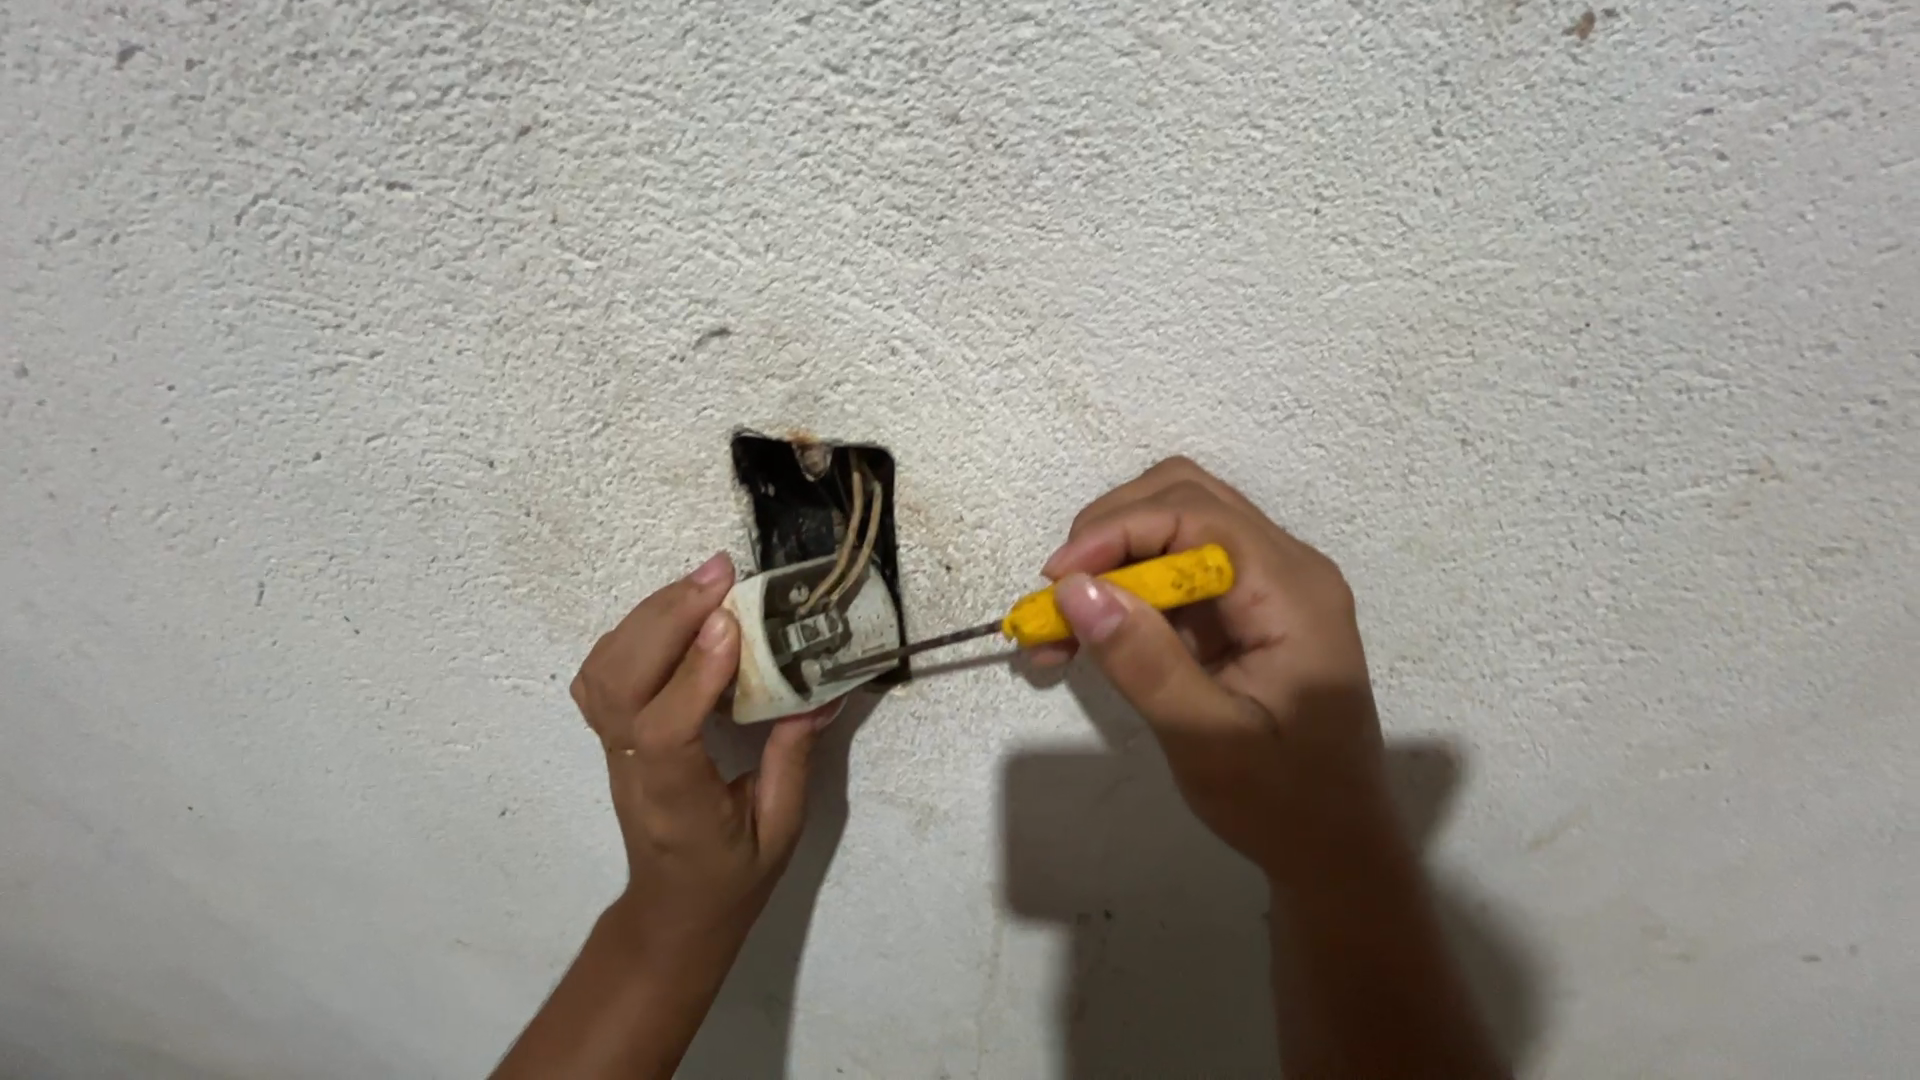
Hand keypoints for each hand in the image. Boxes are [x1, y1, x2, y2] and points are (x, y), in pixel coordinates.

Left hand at [570, 551, 836, 961]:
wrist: (672, 908)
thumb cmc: (731, 877)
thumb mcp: (781, 829)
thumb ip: (794, 759)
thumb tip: (821, 691)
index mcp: (678, 804)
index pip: (668, 732)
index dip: (694, 674)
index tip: (730, 623)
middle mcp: (633, 768)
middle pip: (621, 684)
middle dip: (668, 617)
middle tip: (721, 573)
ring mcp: (614, 748)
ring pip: (604, 669)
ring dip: (652, 612)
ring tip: (705, 579)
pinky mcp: (614, 732)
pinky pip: (602, 671)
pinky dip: (634, 628)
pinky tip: (675, 610)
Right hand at [1041, 457, 1396, 881]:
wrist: (1333, 847)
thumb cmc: (1283, 803)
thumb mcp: (1208, 741)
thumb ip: (1144, 662)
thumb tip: (1074, 589)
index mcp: (1292, 592)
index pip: (1196, 515)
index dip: (1117, 531)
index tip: (1056, 581)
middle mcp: (1285, 567)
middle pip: (1185, 496)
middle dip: (1109, 531)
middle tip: (1060, 594)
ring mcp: (1265, 582)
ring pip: (1174, 522)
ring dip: (1110, 555)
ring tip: (1063, 620)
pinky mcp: (1241, 604)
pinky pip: (1173, 566)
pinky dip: (1123, 586)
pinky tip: (1089, 633)